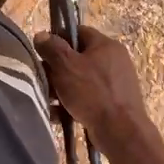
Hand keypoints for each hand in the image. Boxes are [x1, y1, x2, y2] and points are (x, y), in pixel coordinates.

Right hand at [32, 25, 159, 153]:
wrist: (121, 131)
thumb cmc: (92, 93)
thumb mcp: (66, 66)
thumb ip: (52, 47)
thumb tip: (42, 35)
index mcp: (106, 46)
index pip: (78, 32)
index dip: (58, 38)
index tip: (42, 52)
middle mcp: (114, 61)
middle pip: (77, 57)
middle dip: (56, 69)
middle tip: (43, 79)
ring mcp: (116, 83)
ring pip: (80, 79)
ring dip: (61, 88)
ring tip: (48, 100)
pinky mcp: (114, 102)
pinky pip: (87, 97)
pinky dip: (72, 103)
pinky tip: (58, 114)